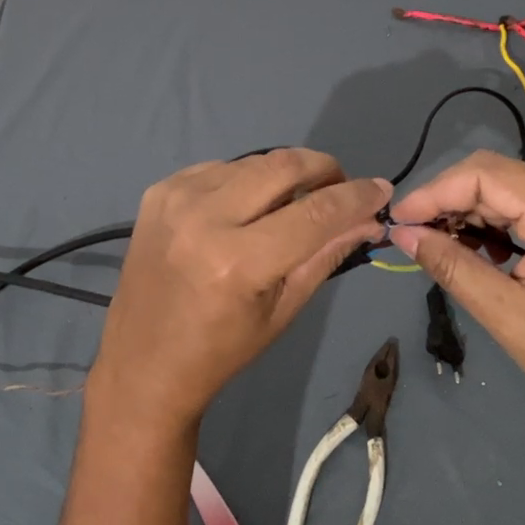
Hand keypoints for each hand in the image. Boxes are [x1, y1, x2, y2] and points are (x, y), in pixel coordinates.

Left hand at [90, 149, 390, 434]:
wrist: (143, 363)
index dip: (355, 197)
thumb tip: (369, 219)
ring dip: (282, 175)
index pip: (314, 212)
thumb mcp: (282, 310)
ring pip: (251, 162)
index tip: (381, 189)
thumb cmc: (220, 350)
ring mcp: (175, 198)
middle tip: (340, 186)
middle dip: (322, 168)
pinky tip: (246, 208)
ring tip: (293, 203)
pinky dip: (243, 180)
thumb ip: (326, 255)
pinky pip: (218, 169)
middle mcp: (204, 217)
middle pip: (282, 165)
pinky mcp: (158, 191)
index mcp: (237, 261)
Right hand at [391, 151, 524, 436]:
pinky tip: (483, 253)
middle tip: (415, 240)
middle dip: (447, 203)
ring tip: (445, 252)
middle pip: (493, 174)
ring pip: (507, 186)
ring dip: (469, 213)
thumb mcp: (513, 319)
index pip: (481, 173)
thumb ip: (454, 268)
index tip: (397, 223)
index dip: (432, 192)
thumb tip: (403, 233)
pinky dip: (496, 221)